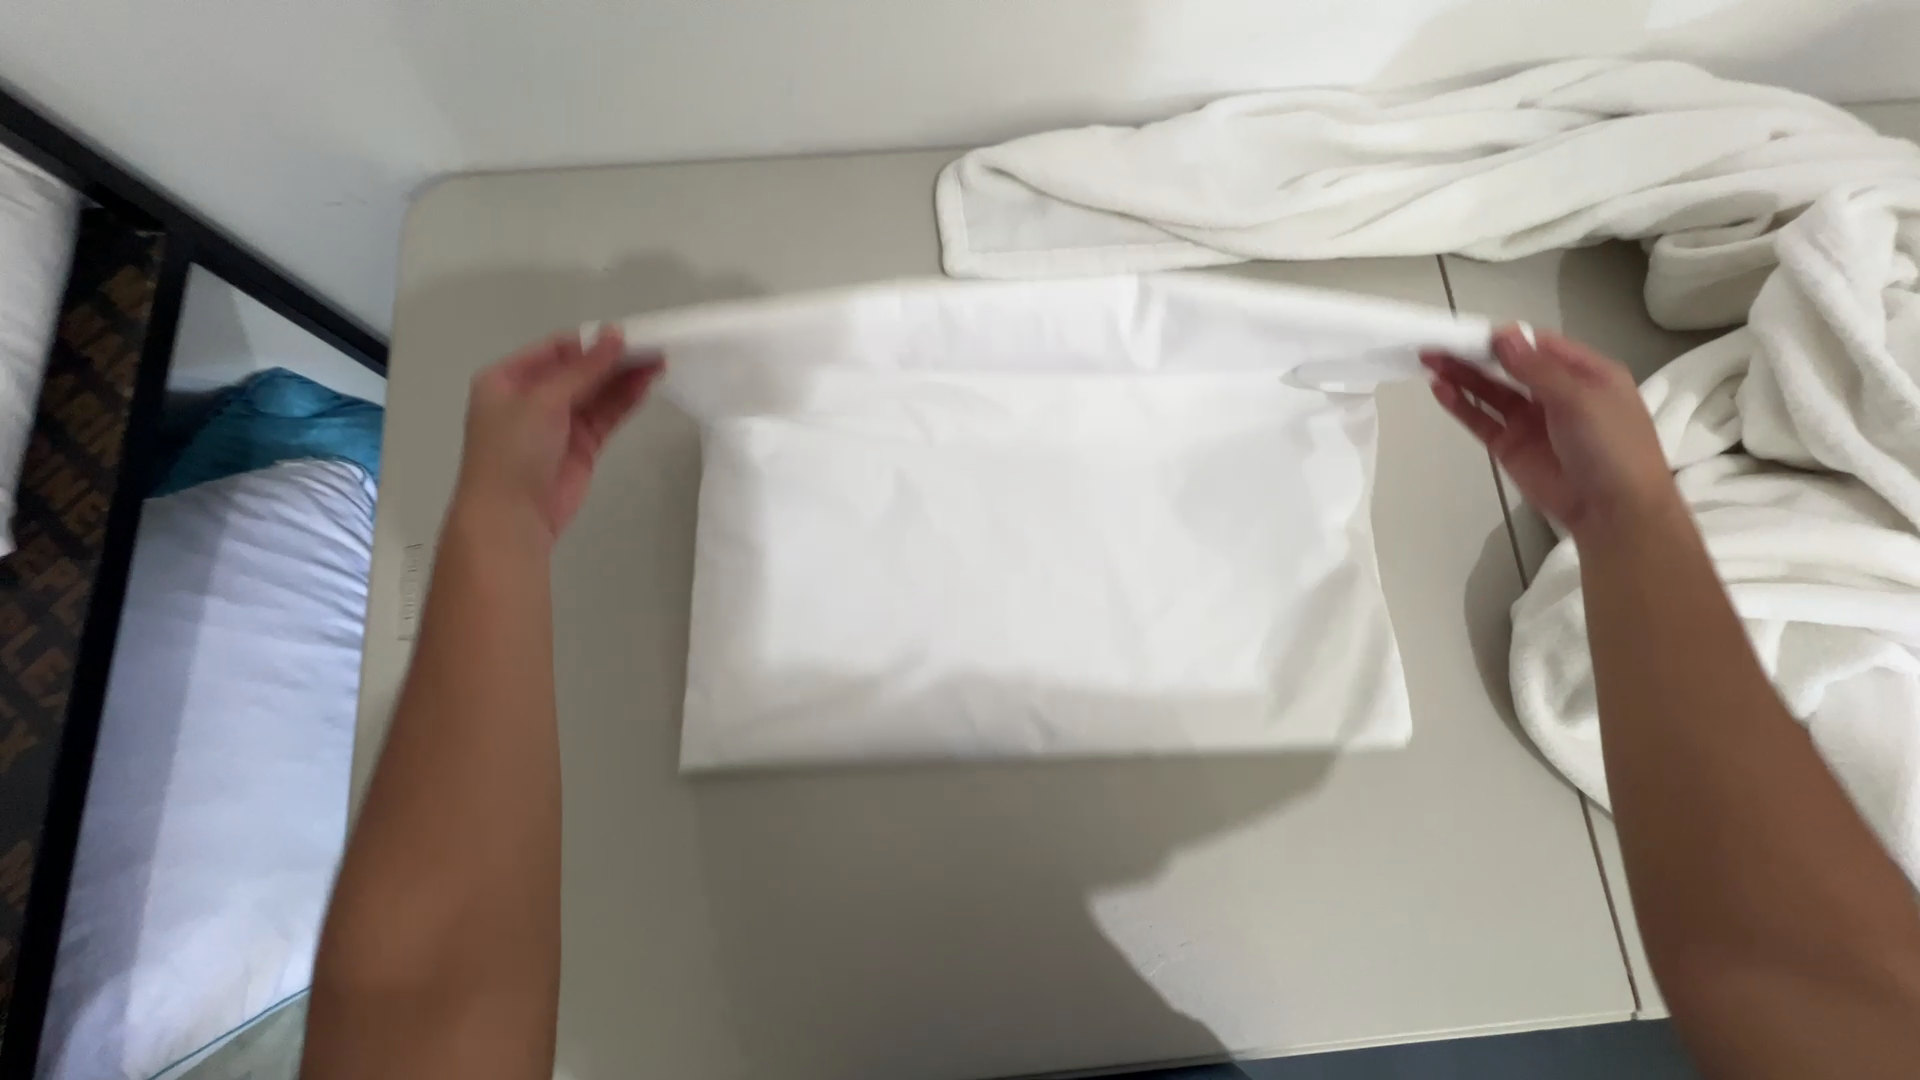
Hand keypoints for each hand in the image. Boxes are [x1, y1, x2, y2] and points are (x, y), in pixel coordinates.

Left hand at [453, 326, 661, 544]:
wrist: (513, 513)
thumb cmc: (514, 450)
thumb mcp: (543, 400)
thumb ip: (584, 369)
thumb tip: (615, 335)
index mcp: (508, 379)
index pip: (556, 350)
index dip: (591, 342)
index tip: (627, 335)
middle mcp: (533, 397)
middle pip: (580, 371)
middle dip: (613, 360)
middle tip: (652, 348)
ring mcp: (559, 422)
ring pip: (598, 393)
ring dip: (625, 379)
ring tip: (658, 364)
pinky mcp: (582, 445)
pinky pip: (606, 416)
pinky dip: (625, 402)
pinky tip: (646, 387)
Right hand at [1421, 325, 1679, 544]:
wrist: (1611, 507)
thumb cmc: (1610, 445)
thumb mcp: (1579, 398)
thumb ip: (1536, 368)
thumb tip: (1502, 335)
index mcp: (1585, 373)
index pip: (1538, 346)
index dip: (1505, 338)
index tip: (1472, 332)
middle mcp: (1556, 392)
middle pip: (1508, 367)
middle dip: (1475, 355)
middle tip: (1438, 345)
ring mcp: (1529, 420)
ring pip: (1489, 391)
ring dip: (1462, 376)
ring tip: (1430, 362)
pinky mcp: (1508, 444)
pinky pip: (1480, 419)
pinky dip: (1460, 404)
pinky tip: (1440, 390)